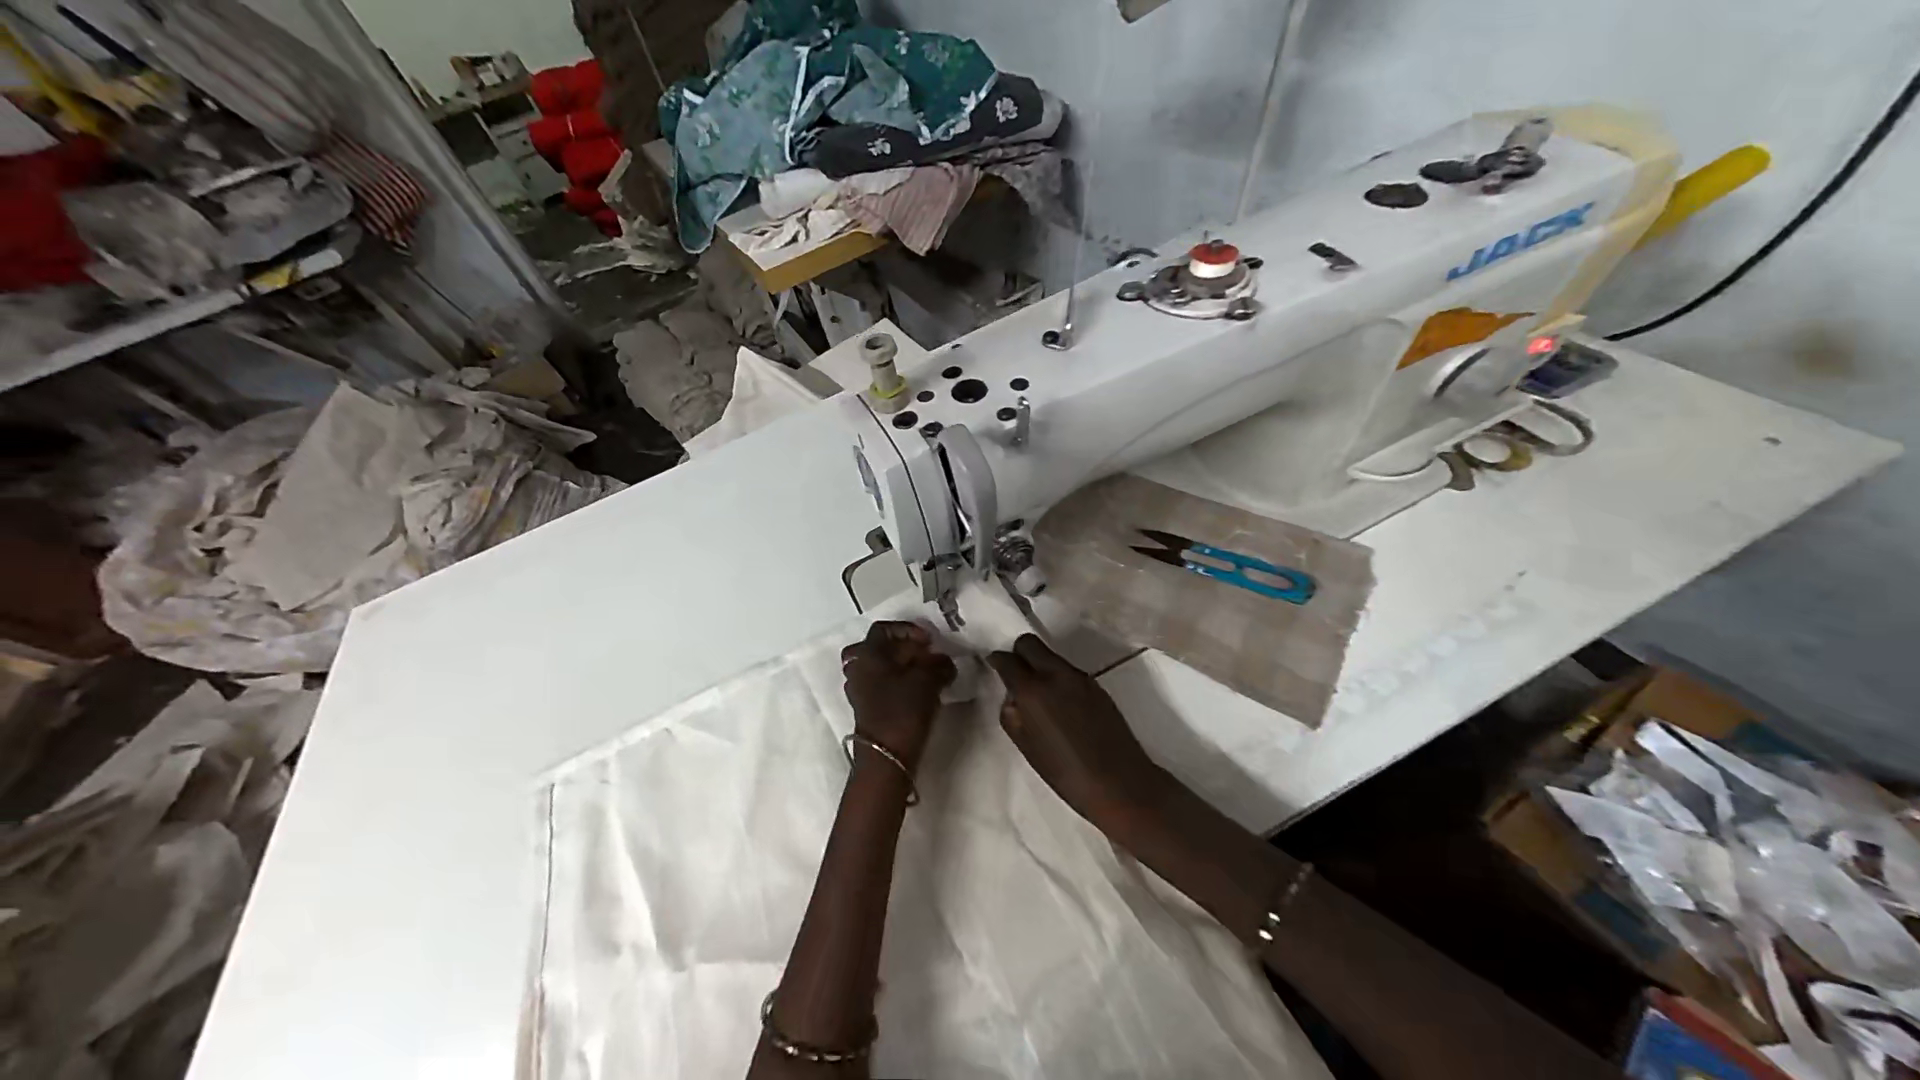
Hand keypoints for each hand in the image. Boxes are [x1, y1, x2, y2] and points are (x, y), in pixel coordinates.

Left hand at [841, 621, 955, 772]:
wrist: (887, 758)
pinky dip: (899, 682)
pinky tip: (920, 691)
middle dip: (905, 648)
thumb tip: (943, 661)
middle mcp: (858, 669)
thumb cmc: (903, 711)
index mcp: (867, 655)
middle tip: (927, 655)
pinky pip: (882, 685)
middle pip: (880, 648)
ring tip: (927, 674)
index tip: (929, 641)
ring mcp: (860, 690)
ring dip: (902, 666)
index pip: (883, 629)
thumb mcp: (928, 681)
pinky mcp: (867, 709)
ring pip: (880, 668)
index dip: (908, 629)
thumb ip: (938, 665)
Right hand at [985, 635, 1169, 833]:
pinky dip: (1057, 677)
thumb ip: (1012, 715)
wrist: (1119, 782)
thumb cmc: (1066, 773)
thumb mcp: (1026, 747)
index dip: (997, 661)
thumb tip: (1013, 697)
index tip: (994, 667)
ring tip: (1039, 695)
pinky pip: (1068, 670)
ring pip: (1050, 655)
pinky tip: (1061, 705)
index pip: (1007, 659)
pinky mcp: (1096, 685)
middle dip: (1017, 653)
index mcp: (1033, 690)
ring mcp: (1079, 677)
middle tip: (1015, 675)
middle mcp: (1056, 674)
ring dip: (1039, 665)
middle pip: (1029, 643)